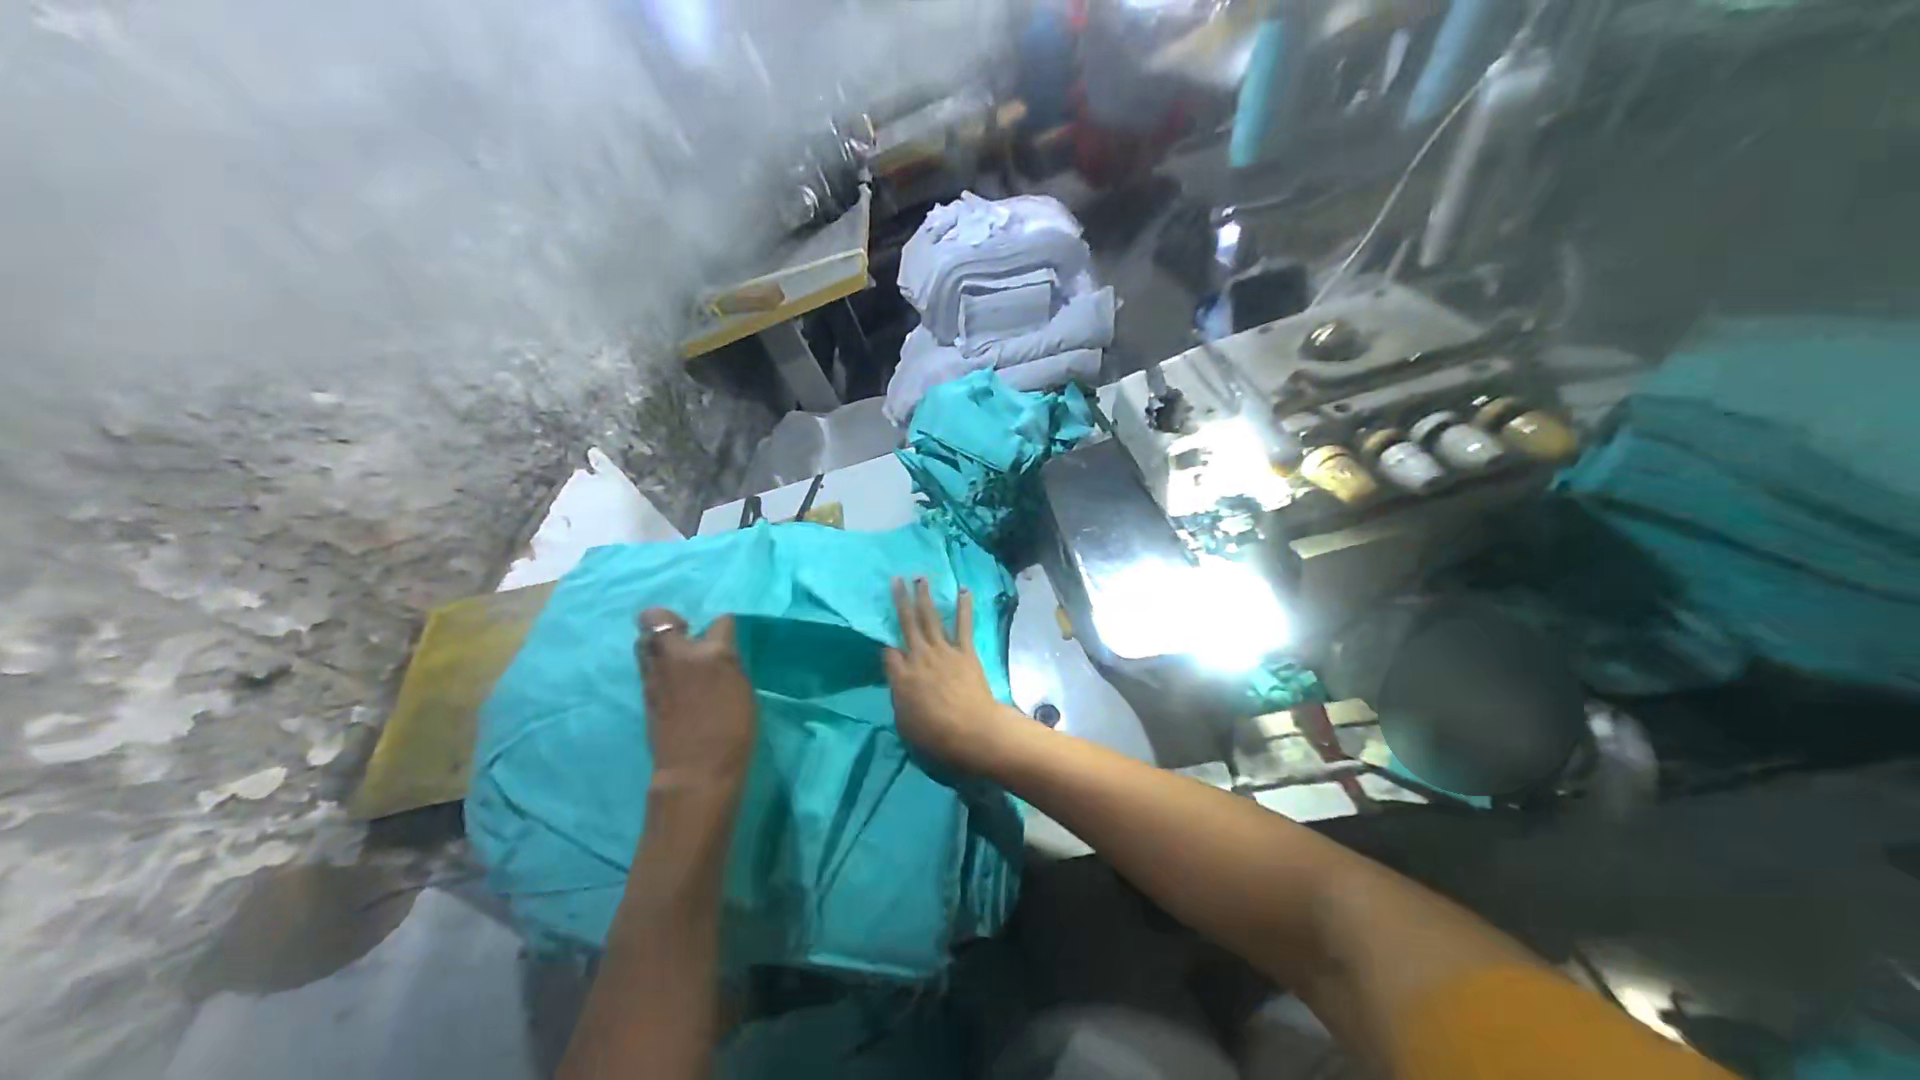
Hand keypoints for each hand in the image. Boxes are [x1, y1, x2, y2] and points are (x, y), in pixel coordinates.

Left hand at [636, 609, 756, 794]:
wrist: (697, 770)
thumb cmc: (733, 732)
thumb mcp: (742, 689)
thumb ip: (727, 664)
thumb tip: (719, 654)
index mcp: (713, 652)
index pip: (721, 622)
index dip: (724, 630)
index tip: (727, 641)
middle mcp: (678, 655)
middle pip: (657, 618)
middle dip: (671, 623)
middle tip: (688, 640)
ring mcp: (655, 673)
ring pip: (644, 639)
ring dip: (658, 643)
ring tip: (676, 659)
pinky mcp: (644, 692)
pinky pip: (647, 665)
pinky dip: (658, 666)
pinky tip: (673, 682)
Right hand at [883, 577, 1027, 774]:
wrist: (973, 730)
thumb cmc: (935, 734)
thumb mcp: (904, 723)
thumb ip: (899, 699)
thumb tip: (900, 685)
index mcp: (901, 676)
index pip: (887, 653)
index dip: (884, 644)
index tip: (883, 640)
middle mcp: (919, 656)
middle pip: (907, 624)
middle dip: (901, 601)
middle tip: (896, 579)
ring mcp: (944, 651)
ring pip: (931, 618)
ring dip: (925, 597)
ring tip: (920, 578)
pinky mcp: (965, 652)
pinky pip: (963, 625)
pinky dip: (963, 607)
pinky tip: (963, 590)